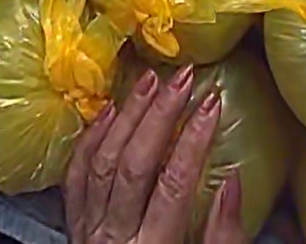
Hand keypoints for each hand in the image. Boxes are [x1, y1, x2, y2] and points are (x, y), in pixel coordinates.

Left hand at [64, 65, 246, 243]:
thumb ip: (223, 240)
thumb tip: (232, 180)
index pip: (173, 186)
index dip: (194, 140)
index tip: (213, 102)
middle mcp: (112, 241)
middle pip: (134, 164)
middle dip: (161, 114)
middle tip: (183, 78)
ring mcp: (87, 233)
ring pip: (103, 160)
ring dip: (128, 114)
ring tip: (151, 80)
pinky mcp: (73, 227)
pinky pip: (76, 175)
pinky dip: (91, 138)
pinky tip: (109, 109)